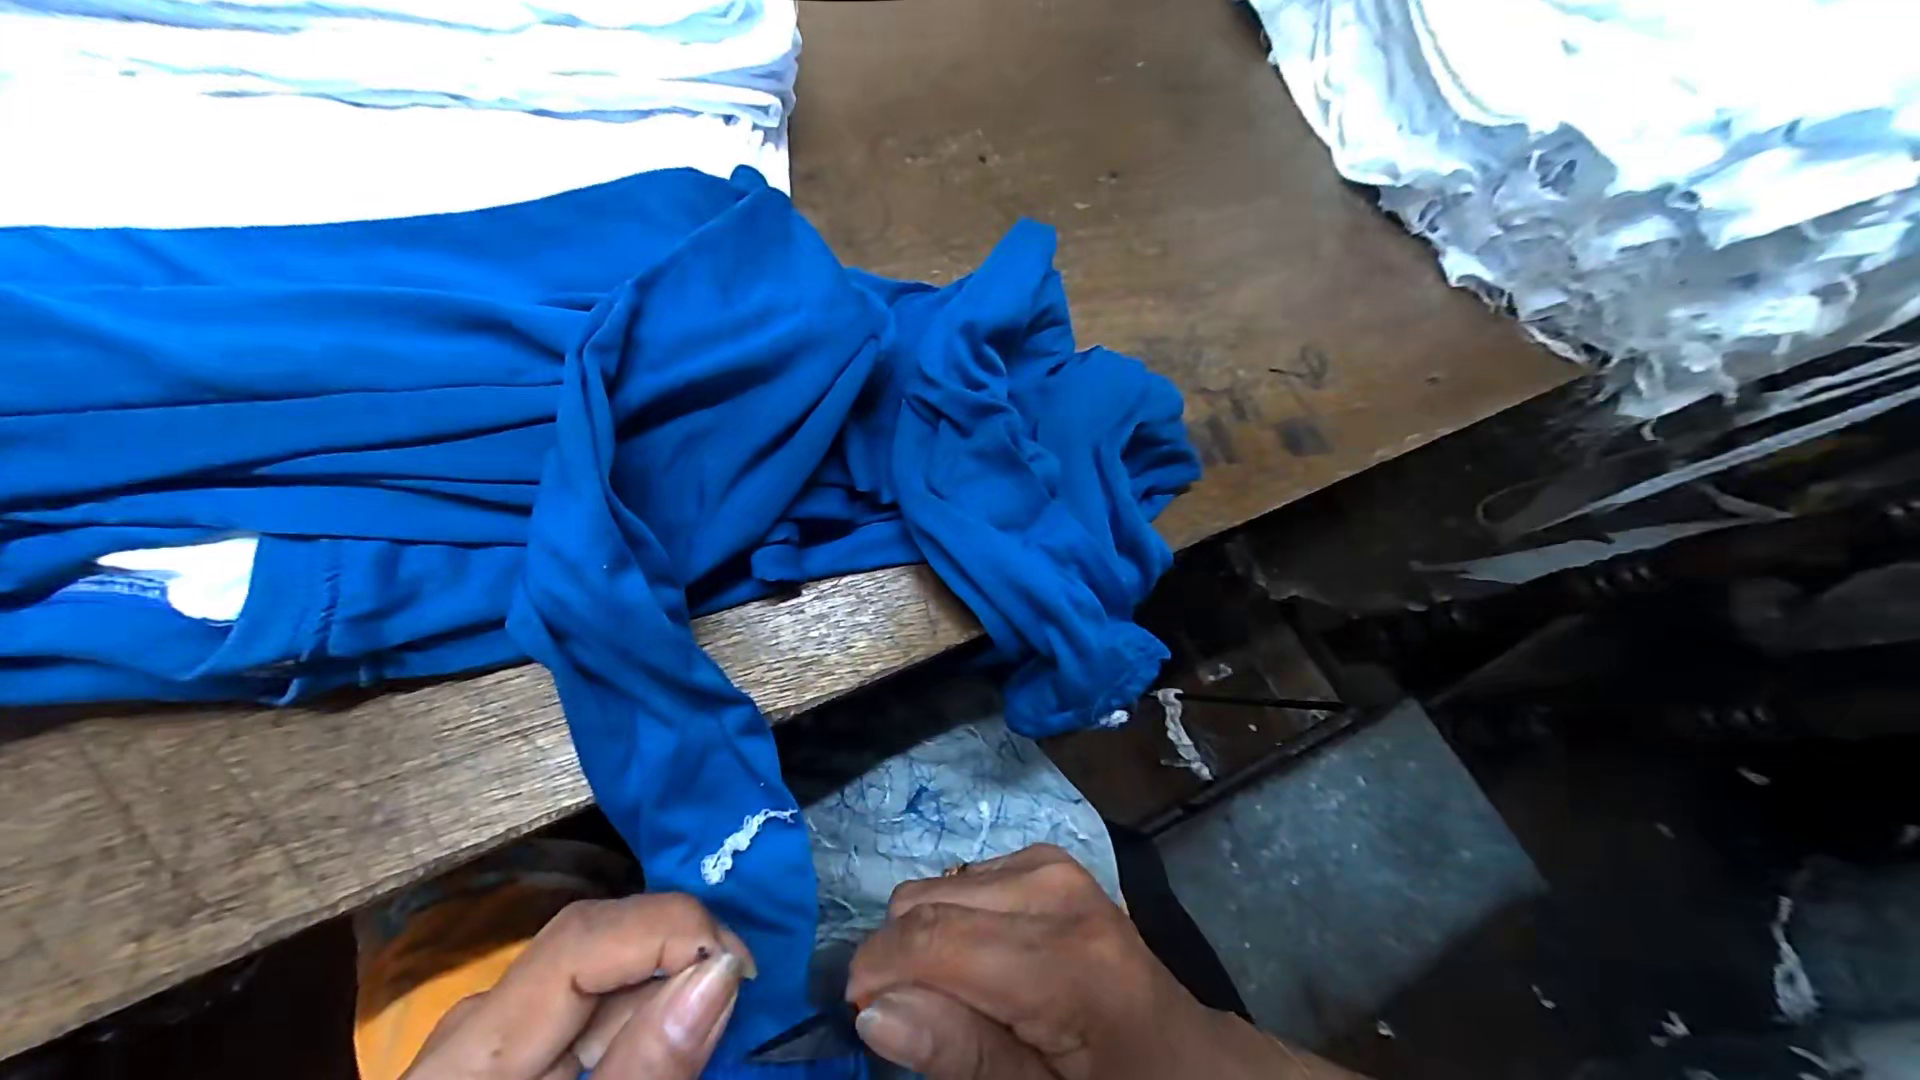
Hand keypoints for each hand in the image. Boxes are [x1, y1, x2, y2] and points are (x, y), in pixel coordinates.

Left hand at [401, 893, 752, 1079]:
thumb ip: (645, 1075)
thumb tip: (722, 969)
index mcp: (463, 1065)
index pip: (576, 944)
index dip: (669, 930)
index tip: (740, 968)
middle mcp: (468, 1035)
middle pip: (586, 946)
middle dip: (673, 954)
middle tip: (736, 991)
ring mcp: (483, 1046)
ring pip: (592, 973)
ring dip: (662, 988)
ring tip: (705, 1027)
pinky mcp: (508, 1062)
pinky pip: (585, 1010)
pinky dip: (638, 1019)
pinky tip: (665, 1047)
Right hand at [846, 844, 1358, 1079]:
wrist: (1182, 1053)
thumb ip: (962, 1055)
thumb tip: (873, 1010)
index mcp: (1066, 961)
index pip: (935, 940)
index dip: (877, 974)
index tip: (857, 1018)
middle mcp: (1056, 889)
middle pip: (926, 903)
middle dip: (900, 961)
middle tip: (926, 1024)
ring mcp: (1053, 864)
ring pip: (935, 886)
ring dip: (927, 940)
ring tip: (967, 995)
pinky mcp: (1046, 857)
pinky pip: (961, 878)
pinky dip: (954, 920)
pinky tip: (989, 961)